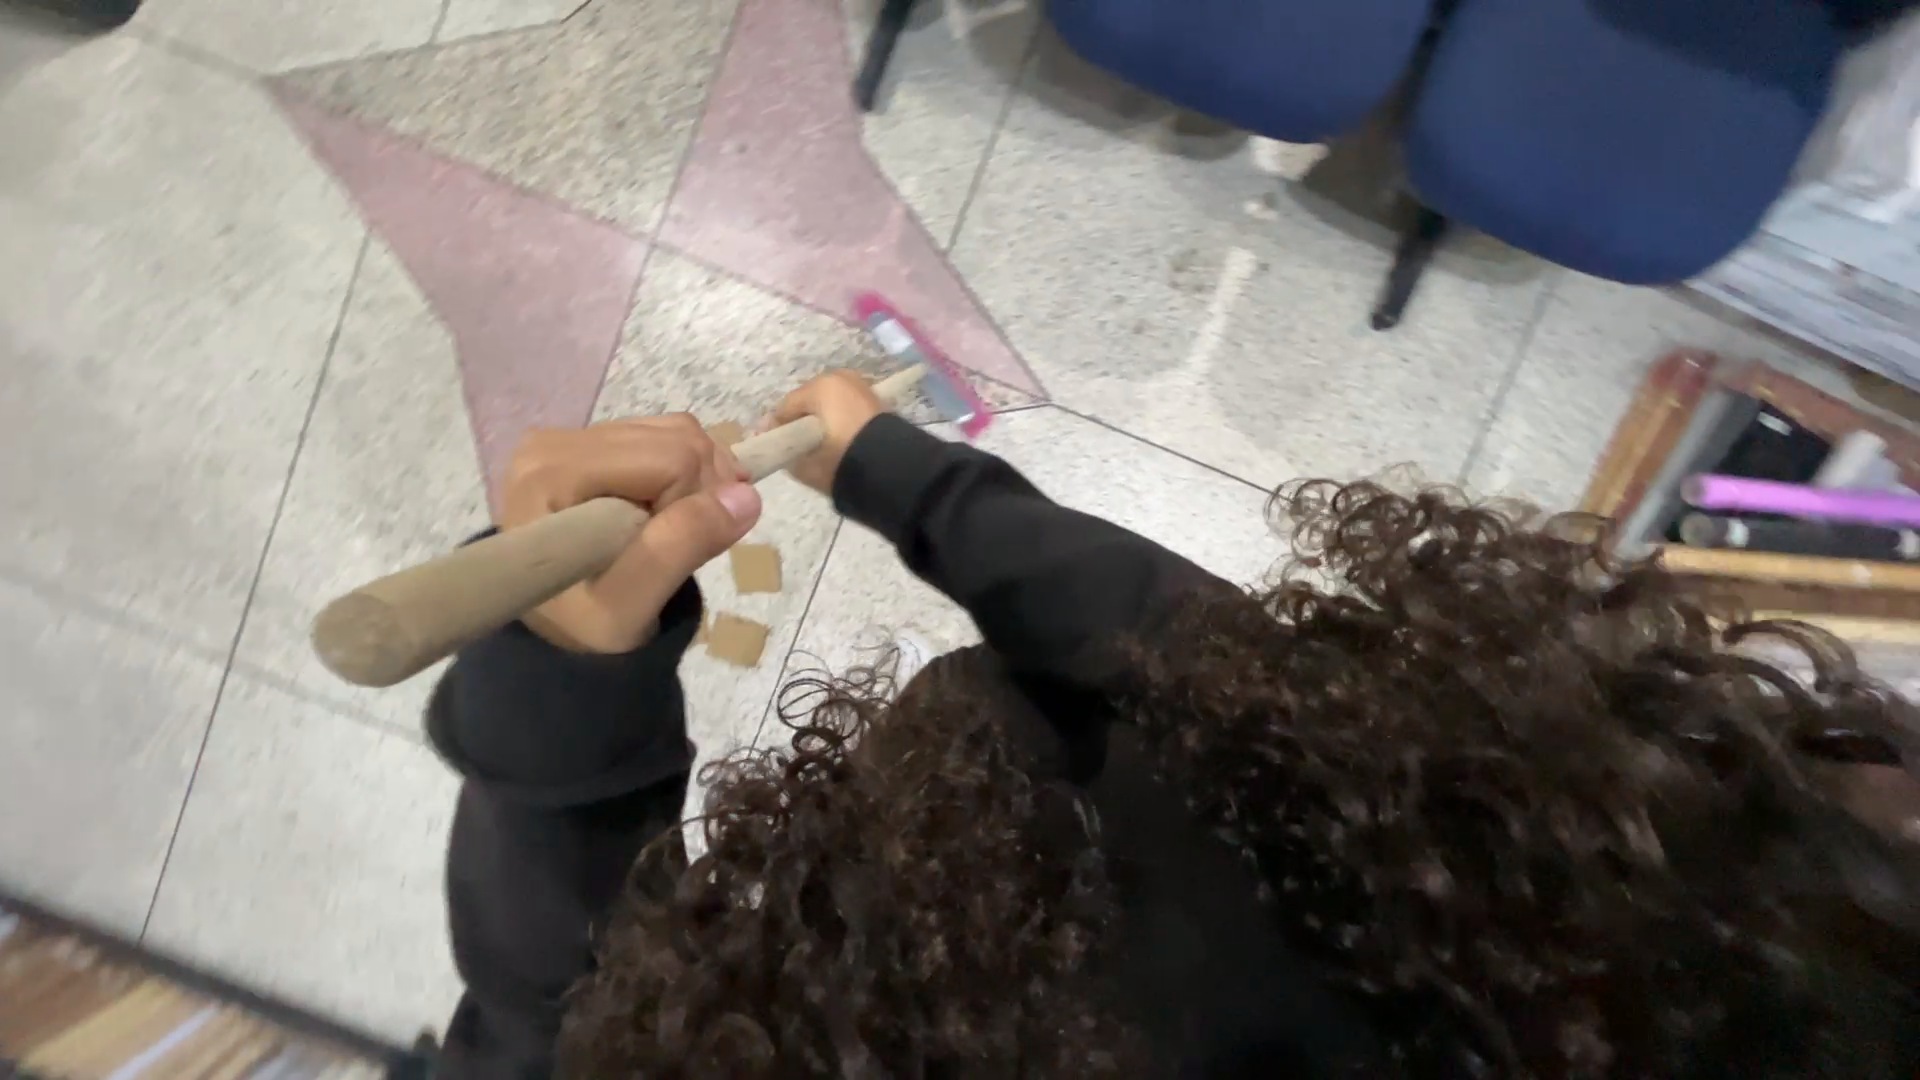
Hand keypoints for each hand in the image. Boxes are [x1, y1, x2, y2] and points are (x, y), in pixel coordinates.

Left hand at [499, 414, 762, 653]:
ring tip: (681, 528)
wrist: (560, 625)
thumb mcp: (631, 603)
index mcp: (554, 473)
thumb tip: (745, 497)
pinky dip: (690, 472)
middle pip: (678, 438)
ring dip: (701, 481)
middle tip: (689, 541)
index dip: (696, 503)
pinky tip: (674, 509)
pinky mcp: (594, 441)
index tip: (681, 550)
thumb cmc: (586, 623)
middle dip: (704, 490)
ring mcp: (575, 437)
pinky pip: (669, 436)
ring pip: (680, 432)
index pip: (671, 458)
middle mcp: (557, 442)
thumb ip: (680, 548)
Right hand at [772, 370, 885, 493]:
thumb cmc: (840, 458)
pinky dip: (843, 420)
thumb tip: (771, 434)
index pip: (787, 406)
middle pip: (811, 400)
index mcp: (821, 386)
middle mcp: (842, 378)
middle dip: (804, 419)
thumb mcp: (805, 461)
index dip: (778, 426)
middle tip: (800, 445)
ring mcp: (863, 387)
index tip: (775, 445)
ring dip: (825, 419)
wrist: (888, 468)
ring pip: (832, 403)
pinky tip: (842, 440)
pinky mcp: (879, 402)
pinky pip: (850, 410)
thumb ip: (783, 447)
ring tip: (822, 445)